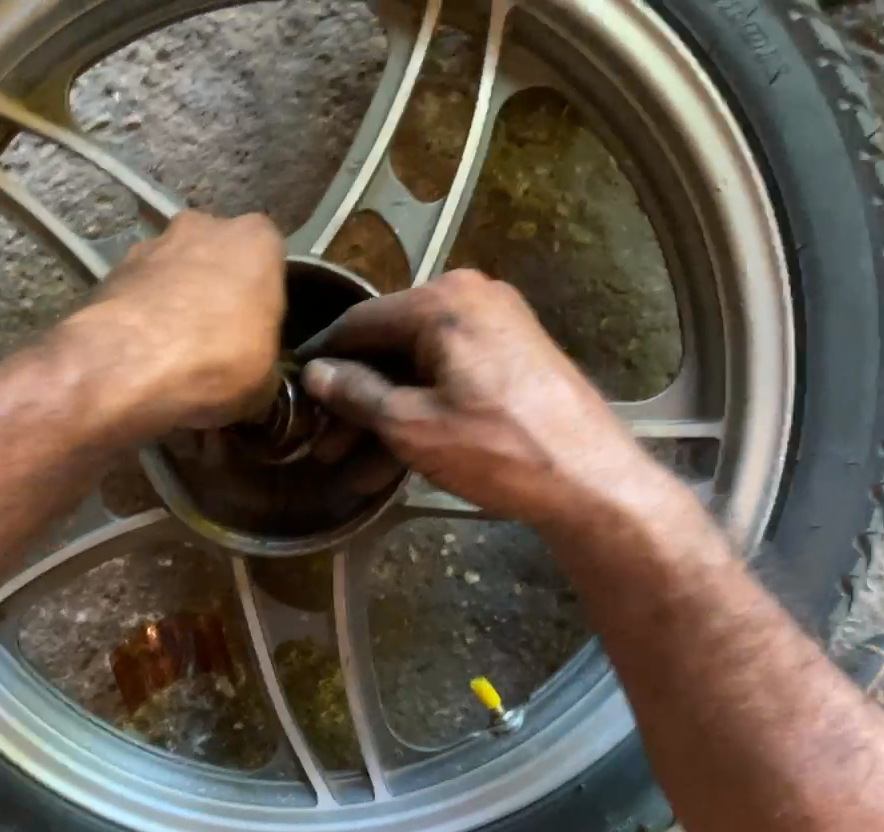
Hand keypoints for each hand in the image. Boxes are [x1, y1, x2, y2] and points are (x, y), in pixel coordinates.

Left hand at [66, 211, 285, 434]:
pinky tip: (142, 354)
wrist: (131, 365)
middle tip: (215, 343)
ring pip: (174, 273)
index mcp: (256, 241)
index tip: (255, 336)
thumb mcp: (265, 383)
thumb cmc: (219, 361)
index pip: (269, 262)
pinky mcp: (113, 269)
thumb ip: (264, 370)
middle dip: (216, 293)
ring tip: (173, 353)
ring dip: (176, 302)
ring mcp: (153, 243)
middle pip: (217, 260)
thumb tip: (254, 385)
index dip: (262, 302)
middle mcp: (205, 227)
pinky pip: (139, 293)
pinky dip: (142, 316)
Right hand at [298, 269, 684, 528]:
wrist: (591, 479)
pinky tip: (389, 462)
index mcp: (441, 302)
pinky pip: (446, 381)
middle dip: (352, 402)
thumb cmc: (496, 448)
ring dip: (381, 418)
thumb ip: (356, 393)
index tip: (292, 391)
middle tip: (323, 446)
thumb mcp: (411, 425)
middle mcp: (469, 300)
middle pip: (388, 348)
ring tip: (349, 467)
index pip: (359, 323)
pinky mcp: (510, 360)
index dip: (322, 360)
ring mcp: (495, 329)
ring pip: (416, 371)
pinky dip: (418, 415)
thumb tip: (315, 373)